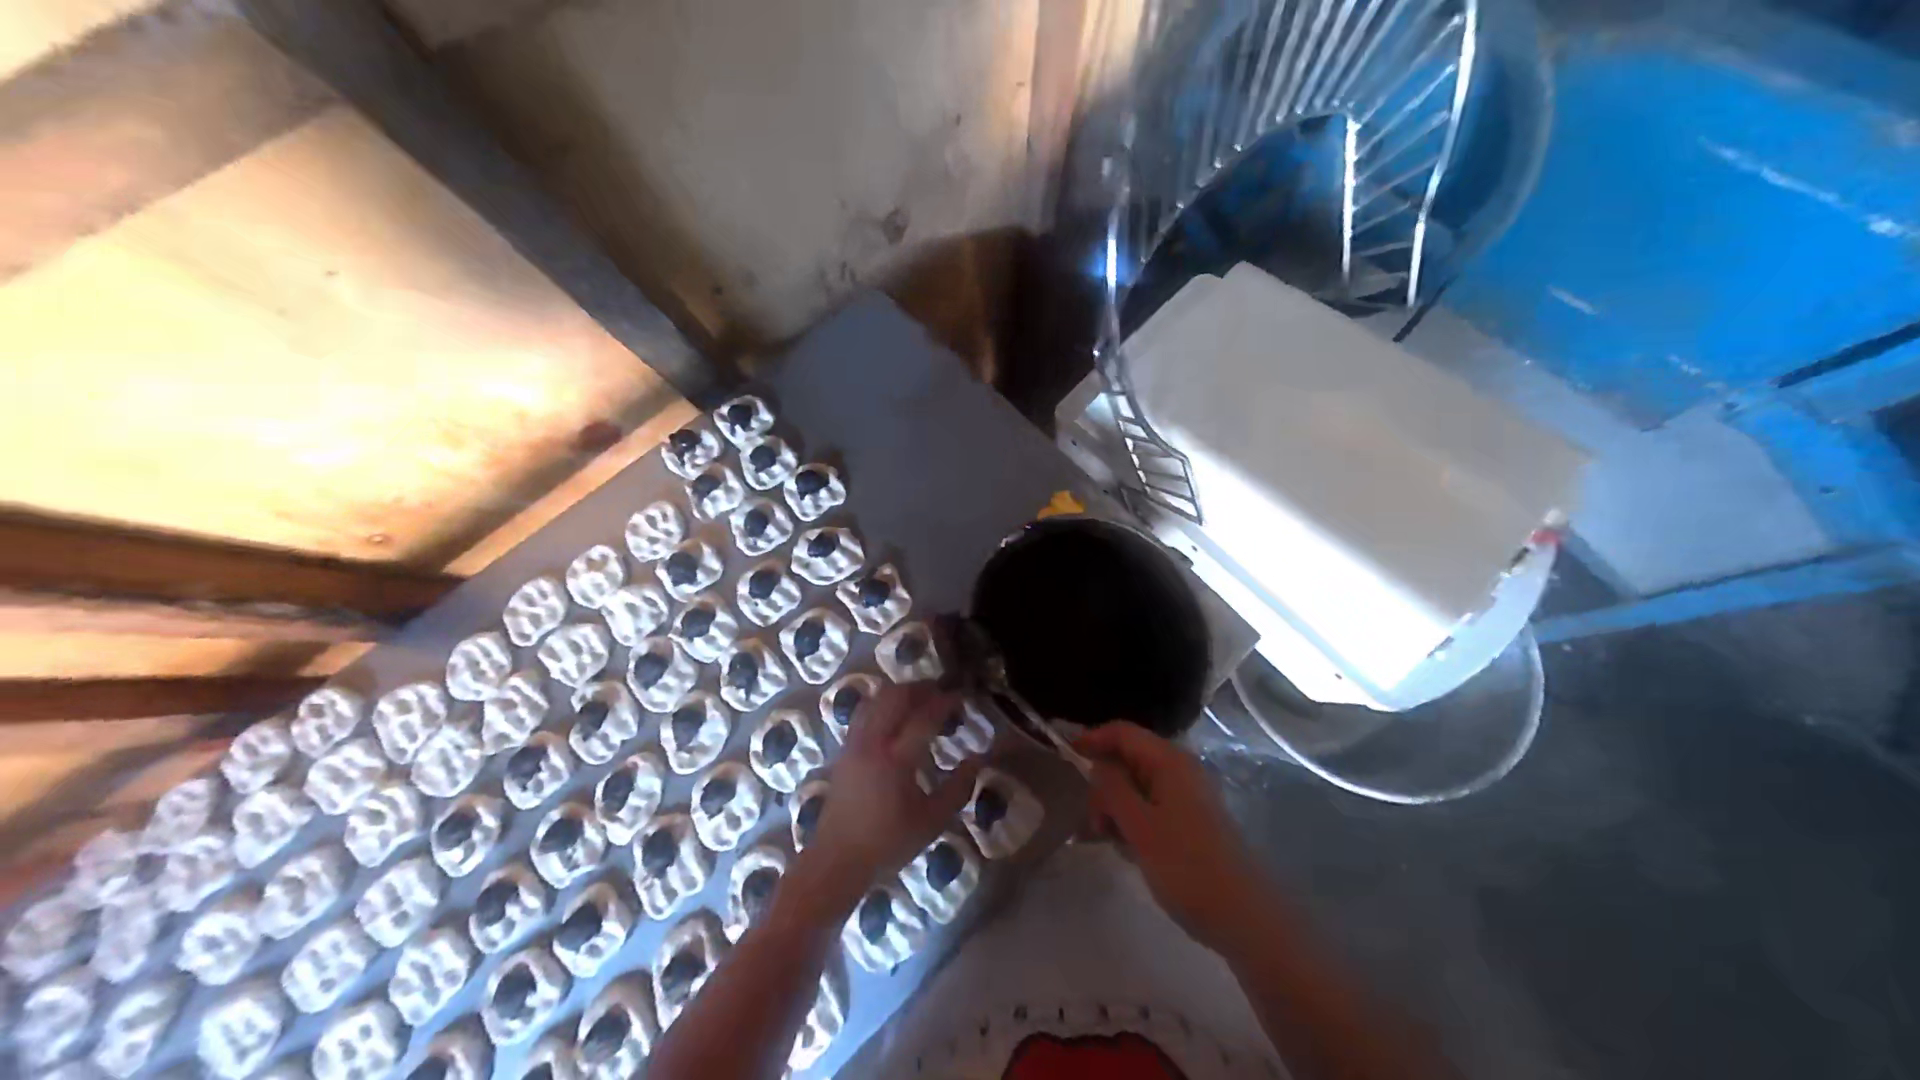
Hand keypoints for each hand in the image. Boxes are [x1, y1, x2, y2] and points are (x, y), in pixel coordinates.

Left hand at [798, 683, 982, 912]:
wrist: (837, 859)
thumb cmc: (888, 844)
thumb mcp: (932, 822)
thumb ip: (958, 788)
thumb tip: (978, 760)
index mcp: (895, 761)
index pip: (923, 717)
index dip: (945, 702)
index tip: (962, 697)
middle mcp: (871, 743)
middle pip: (894, 696)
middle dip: (920, 688)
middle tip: (942, 692)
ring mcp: (854, 743)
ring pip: (875, 699)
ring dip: (900, 692)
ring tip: (921, 699)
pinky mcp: (844, 749)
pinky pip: (865, 712)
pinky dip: (883, 704)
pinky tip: (897, 716)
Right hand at [1076, 721, 1267, 949]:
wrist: (1244, 918)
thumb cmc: (1186, 867)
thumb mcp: (1139, 826)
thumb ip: (1112, 788)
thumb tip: (1097, 763)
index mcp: (1170, 762)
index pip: (1122, 732)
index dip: (1091, 739)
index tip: (1063, 757)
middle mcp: (1180, 771)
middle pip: (1128, 759)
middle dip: (1102, 784)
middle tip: (1091, 821)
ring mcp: (1187, 797)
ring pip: (1136, 787)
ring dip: (1113, 806)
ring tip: (1101, 839)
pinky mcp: (1189, 822)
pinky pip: (1150, 808)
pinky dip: (1130, 820)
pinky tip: (1120, 847)